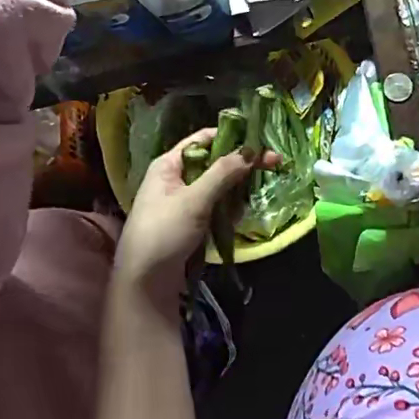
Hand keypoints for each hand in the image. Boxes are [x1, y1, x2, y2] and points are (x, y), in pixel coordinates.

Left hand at [112, 129, 278, 311]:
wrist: (144, 281)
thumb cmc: (164, 232)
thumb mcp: (194, 200)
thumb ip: (222, 173)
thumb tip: (251, 151)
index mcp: (168, 164)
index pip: (202, 139)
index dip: (230, 137)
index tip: (260, 140)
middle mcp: (174, 178)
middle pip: (212, 163)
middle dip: (239, 166)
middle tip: (273, 165)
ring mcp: (181, 202)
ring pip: (216, 187)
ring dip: (234, 191)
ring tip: (252, 197)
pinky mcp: (188, 223)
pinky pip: (213, 207)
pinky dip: (227, 210)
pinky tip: (236, 218)